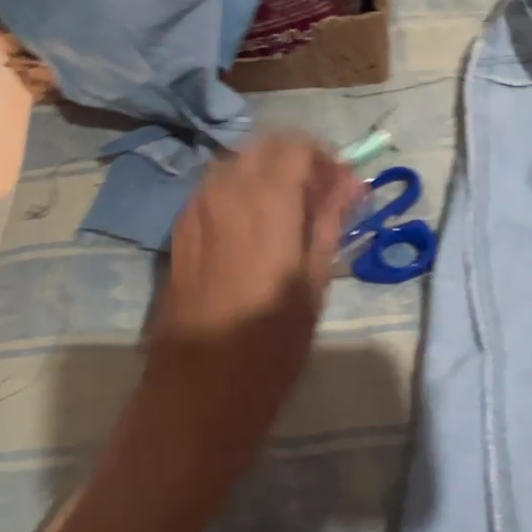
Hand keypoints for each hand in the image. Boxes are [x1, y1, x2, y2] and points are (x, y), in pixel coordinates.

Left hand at [148, 135, 361, 408]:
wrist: (198, 385)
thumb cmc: (270, 341)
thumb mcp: (314, 281)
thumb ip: (330, 221)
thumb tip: (351, 184)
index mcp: (267, 200)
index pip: (297, 145)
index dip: (325, 159)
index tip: (342, 189)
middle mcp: (226, 190)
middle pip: (264, 146)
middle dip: (296, 161)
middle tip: (320, 200)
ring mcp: (196, 207)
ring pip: (236, 164)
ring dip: (266, 174)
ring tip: (289, 215)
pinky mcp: (180, 228)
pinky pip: (214, 188)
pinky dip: (240, 192)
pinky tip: (255, 231)